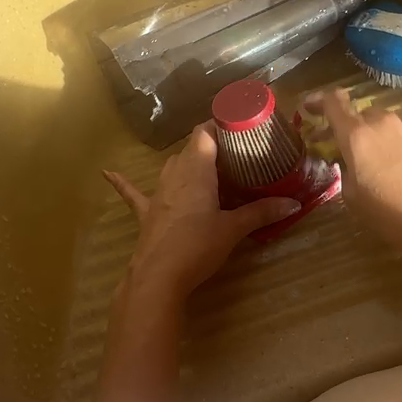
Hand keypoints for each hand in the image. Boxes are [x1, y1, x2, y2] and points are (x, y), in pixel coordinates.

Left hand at [104, 125, 299, 297]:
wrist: (158, 276)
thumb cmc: (197, 246)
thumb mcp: (233, 228)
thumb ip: (261, 212)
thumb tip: (293, 203)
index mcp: (197, 170)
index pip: (205, 133)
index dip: (220, 124)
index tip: (238, 124)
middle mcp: (175, 174)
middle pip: (191, 149)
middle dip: (211, 147)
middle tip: (235, 153)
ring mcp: (157, 193)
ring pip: (172, 167)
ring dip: (188, 163)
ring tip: (208, 165)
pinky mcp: (146, 213)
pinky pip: (133, 193)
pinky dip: (124, 183)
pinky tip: (107, 173)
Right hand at [308, 87, 401, 253]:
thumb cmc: (385, 211)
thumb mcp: (350, 193)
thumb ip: (342, 167)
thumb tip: (345, 158)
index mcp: (356, 134)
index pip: (333, 101)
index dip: (318, 100)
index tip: (309, 107)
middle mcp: (380, 122)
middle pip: (356, 113)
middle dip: (344, 127)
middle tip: (336, 147)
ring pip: (377, 121)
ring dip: (367, 133)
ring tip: (366, 158)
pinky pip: (395, 131)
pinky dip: (385, 140)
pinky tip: (388, 162)